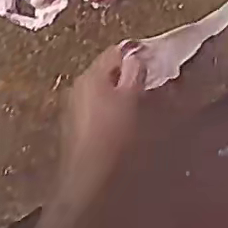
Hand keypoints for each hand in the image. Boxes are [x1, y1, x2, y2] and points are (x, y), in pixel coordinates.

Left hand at [55, 44, 146, 207]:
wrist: (88, 175)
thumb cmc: (113, 133)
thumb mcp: (131, 98)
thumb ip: (135, 72)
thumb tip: (136, 55)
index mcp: (91, 75)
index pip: (115, 52)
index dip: (135, 55)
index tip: (154, 64)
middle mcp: (78, 85)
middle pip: (107, 70)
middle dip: (127, 74)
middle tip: (149, 85)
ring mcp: (73, 104)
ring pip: (101, 88)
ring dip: (118, 91)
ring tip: (138, 104)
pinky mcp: (74, 124)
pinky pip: (95, 105)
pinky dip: (109, 107)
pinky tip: (121, 122)